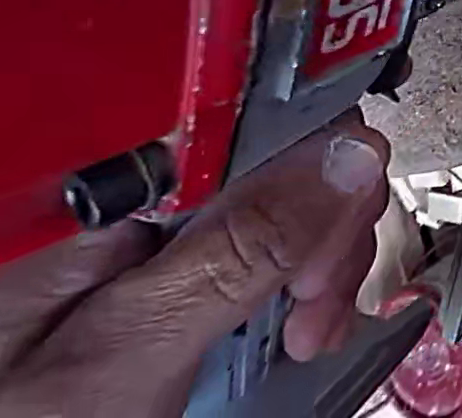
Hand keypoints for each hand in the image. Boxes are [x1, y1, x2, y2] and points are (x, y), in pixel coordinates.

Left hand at [0, 115, 390, 417]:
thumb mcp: (123, 356)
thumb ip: (238, 250)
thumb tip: (358, 148)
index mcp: (103, 178)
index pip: (246, 105)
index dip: (320, 138)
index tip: (348, 211)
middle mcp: (144, 180)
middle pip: (287, 145)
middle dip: (329, 216)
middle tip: (317, 298)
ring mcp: (175, 218)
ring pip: (304, 185)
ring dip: (331, 252)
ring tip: (311, 329)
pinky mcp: (198, 253)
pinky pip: (292, 229)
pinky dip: (318, 271)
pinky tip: (306, 320)